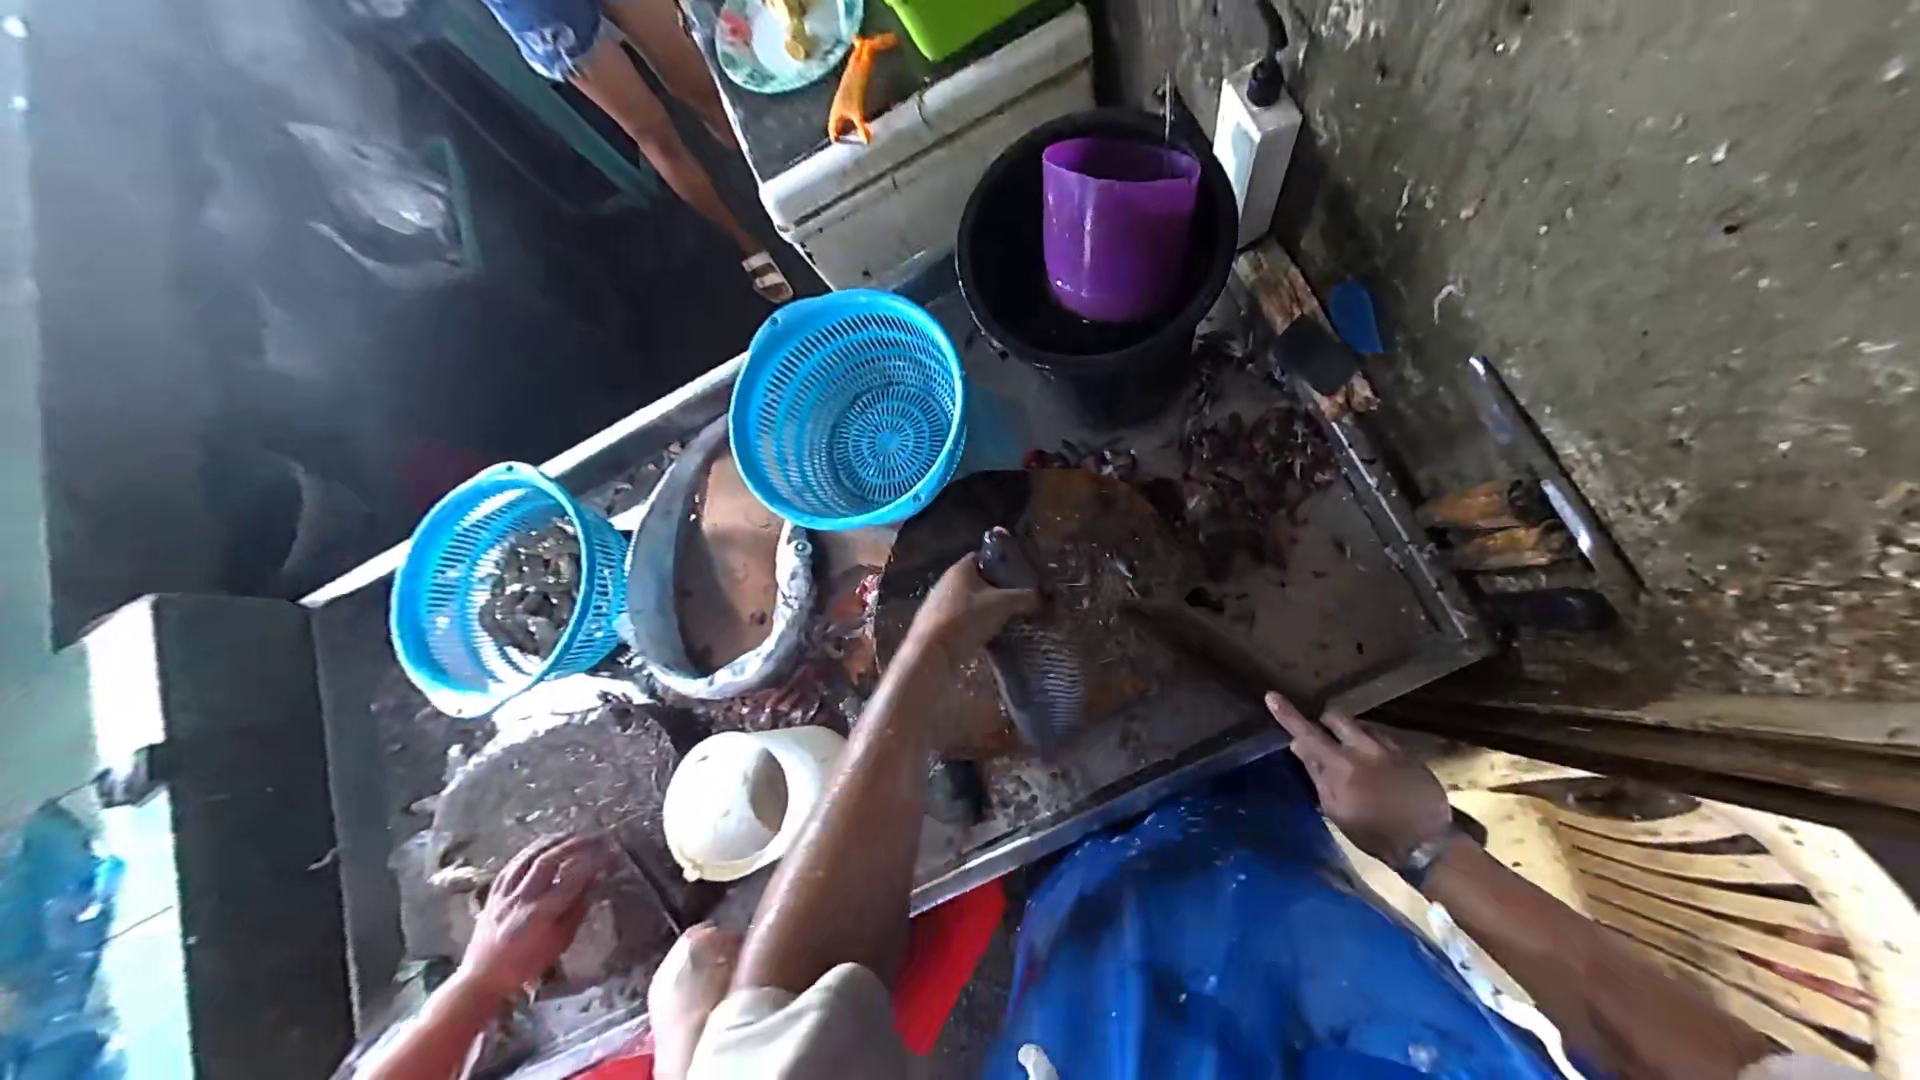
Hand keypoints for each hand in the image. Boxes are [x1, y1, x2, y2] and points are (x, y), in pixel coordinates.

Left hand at [457, 834, 608, 1000]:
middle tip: (595, 837)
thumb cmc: (525, 965)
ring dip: (552, 842)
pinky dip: (529, 852)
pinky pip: (511, 866)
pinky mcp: (493, 895)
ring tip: (571, 834)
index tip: (610, 854)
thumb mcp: (560, 943)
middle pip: (549, 861)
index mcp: (540, 915)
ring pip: (528, 858)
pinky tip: (542, 846)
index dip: (594, 862)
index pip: (572, 878)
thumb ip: (576, 911)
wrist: (481, 979)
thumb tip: (592, 884)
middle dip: (575, 844)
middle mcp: (521, 900)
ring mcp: (504, 896)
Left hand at [903, 554, 1038, 666]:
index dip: (1002, 562)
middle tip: (1019, 597)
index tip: (1020, 573)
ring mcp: (940, 604)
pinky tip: (991, 634)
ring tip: (1009, 617)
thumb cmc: (966, 619)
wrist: (932, 653)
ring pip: (971, 601)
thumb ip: (1024, 597)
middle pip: (978, 580)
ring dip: (987, 608)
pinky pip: (964, 619)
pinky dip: (977, 624)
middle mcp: (947, 582)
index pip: (983, 557)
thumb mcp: (1002, 604)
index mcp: (960, 568)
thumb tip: (1041, 598)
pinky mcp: (938, 625)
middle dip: (998, 588)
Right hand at [1265, 693, 1452, 865]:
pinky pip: (1384, 738)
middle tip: (1325, 740)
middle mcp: (1366, 749)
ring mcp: (1392, 750)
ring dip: (1350, 734)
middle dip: (1325, 723)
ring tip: (1354, 756)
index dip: (1288, 714)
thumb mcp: (1335, 809)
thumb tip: (1298, 745)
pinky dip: (1372, 745)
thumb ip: (1317, 773)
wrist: (1428, 846)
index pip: (1308, 733)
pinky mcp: (1411, 755)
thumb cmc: (1372, 832)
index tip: (1272, 696)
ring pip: (1362, 725)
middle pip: (1336, 717)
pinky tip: (1377, 766)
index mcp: (1342, 765)